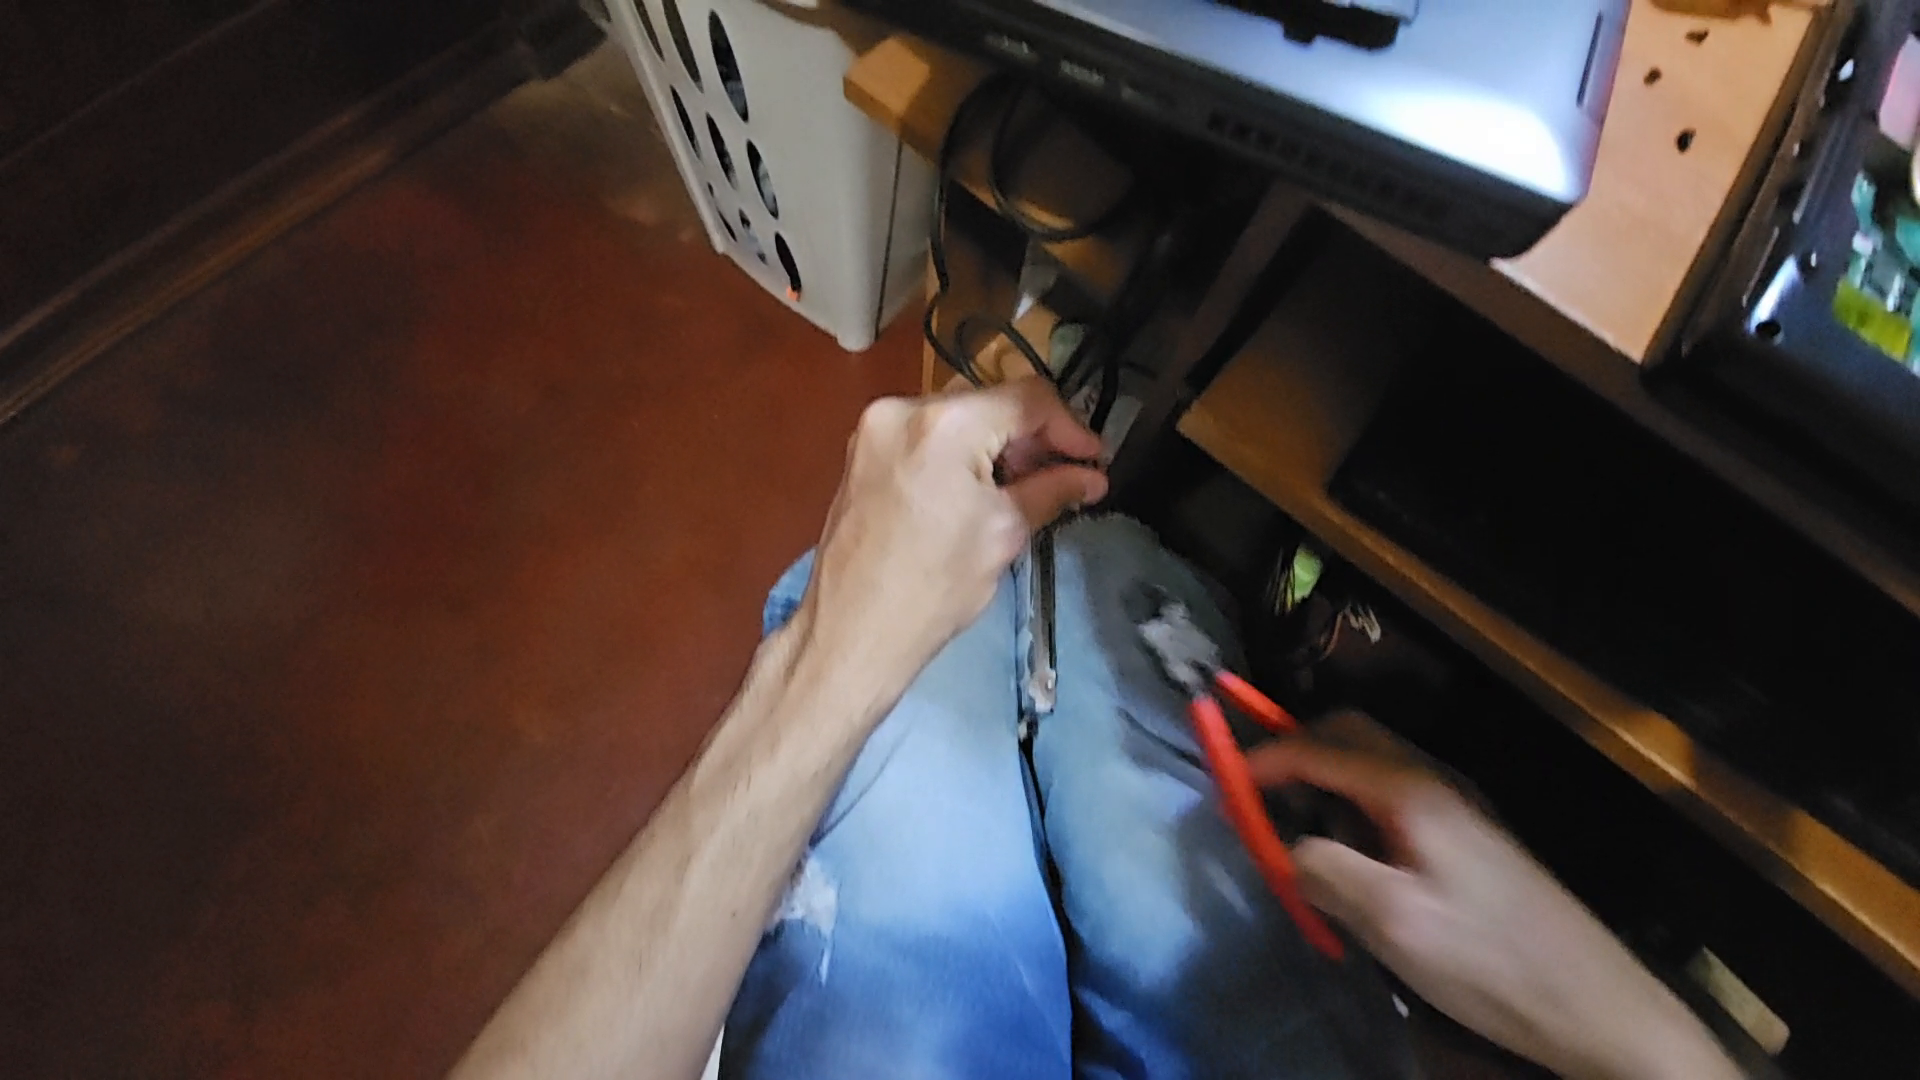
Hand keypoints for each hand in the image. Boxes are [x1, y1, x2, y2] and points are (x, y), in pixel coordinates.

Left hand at [796, 380, 1106, 700]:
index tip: (1092, 459)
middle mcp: (901, 408)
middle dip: (1030, 437)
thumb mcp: (1004, 533)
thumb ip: (1051, 490)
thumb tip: (1092, 477)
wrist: (851, 631)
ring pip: (956, 417)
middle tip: (1061, 476)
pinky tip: (976, 488)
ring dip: (994, 445)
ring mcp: (873, 428)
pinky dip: (957, 452)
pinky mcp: (860, 452)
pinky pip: (925, 434)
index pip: (1027, 397)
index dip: (1070, 426)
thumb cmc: (934, 589)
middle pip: (989, 402)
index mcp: (944, 423)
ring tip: (1021, 488)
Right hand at [1248, 717, 1738, 1079]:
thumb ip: (1321, 869)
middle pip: (1346, 735)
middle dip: (1294, 752)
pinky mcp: (1464, 836)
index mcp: (1410, 790)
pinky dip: (1350, 808)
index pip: (1316, 749)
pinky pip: (1387, 798)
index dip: (1263, 761)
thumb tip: (1284, 845)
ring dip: (1323, 781)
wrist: (1604, 1014)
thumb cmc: (1490, 962)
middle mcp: (1431, 781)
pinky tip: (1351, 856)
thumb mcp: (1391, 921)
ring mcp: (1452, 806)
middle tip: (1261, 791)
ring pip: (1367, 766)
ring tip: (1299, 828)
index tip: (1225, 785)